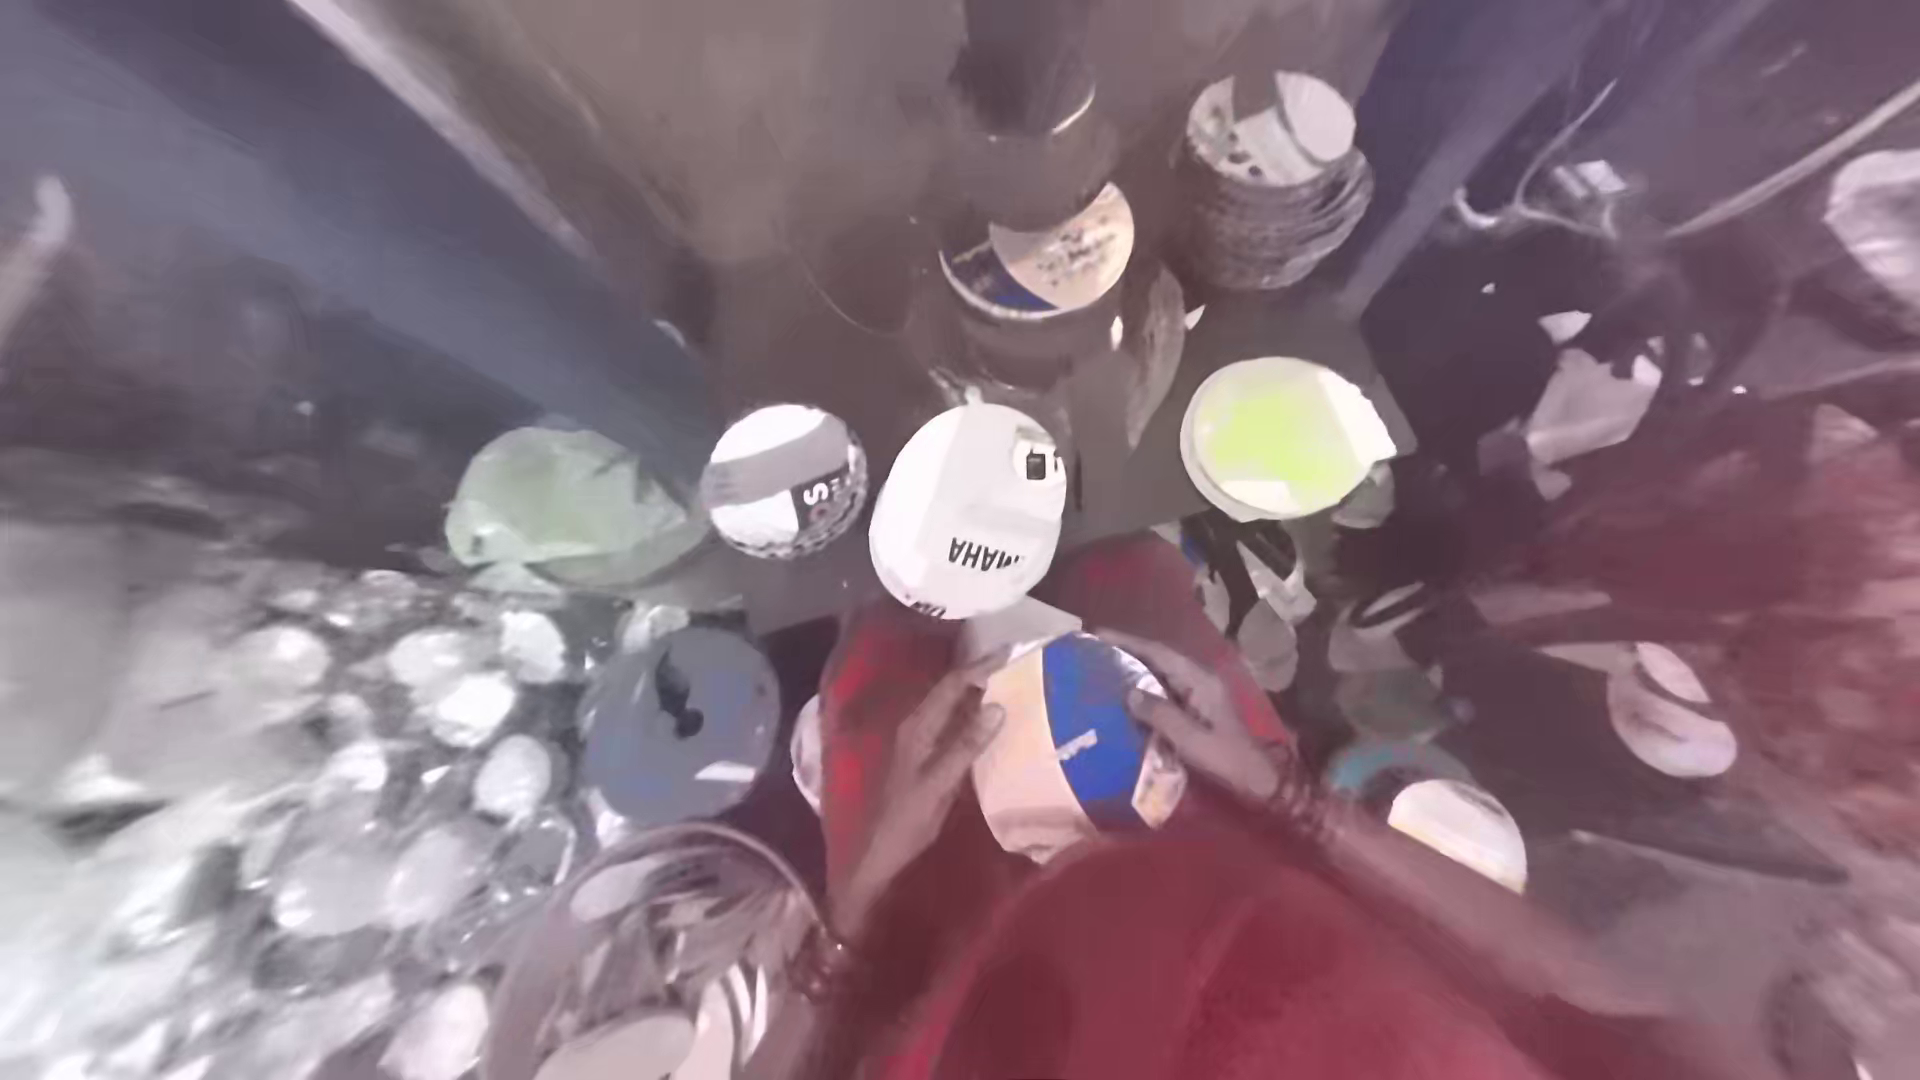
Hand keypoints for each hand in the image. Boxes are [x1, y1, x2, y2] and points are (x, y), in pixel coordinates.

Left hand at [827, 649, 1008, 939]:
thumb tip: (998, 706)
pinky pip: (955, 722)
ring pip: (954, 703)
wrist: (882, 851)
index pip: (952, 684)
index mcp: (919, 725)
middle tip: (1017, 663)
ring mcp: (922, 737)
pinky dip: (975, 713)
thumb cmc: (908, 817)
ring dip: (979, 690)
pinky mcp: (928, 752)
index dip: (980, 666)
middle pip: (952, 688)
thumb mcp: (940, 782)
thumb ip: (967, 744)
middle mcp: (919, 723)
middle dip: (982, 672)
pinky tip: (995, 719)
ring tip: (1012, 683)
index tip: (1011, 652)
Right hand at [1098, 629, 1283, 807]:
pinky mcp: (1196, 709)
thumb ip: (1160, 714)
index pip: (1158, 652)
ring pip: (1160, 673)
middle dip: (1127, 651)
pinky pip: (1164, 690)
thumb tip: (1129, 692)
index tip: (1099, 634)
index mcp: (1199, 680)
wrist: (1261, 784)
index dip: (1127, 642)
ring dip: (1134, 668)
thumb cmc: (1227, 761)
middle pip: (1158, 658)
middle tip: (1095, 651)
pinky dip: (1143, 687)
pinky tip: (1125, 696)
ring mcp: (1199, 694)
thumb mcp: (1191, 740)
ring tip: (1103, 668)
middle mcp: (1199, 680)